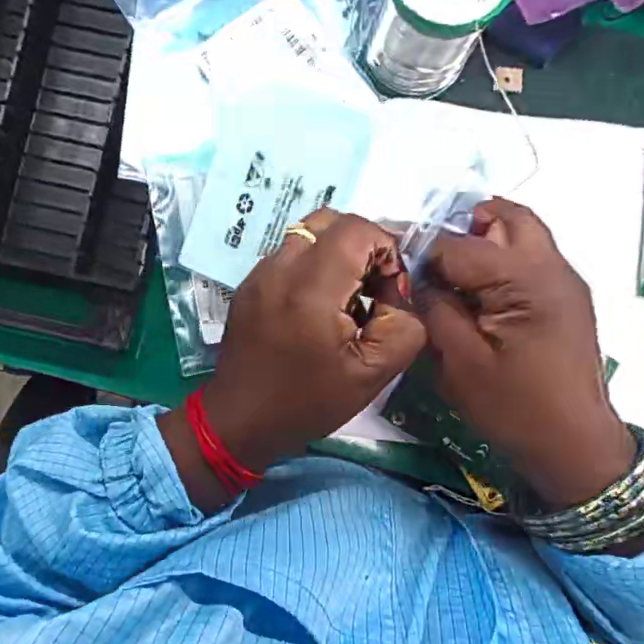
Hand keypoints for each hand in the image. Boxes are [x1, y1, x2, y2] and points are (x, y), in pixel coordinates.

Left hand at [161, 209, 426, 508]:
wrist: (239, 422)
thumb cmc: (307, 403)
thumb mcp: (373, 375)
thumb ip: (404, 325)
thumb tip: (397, 292)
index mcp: (311, 289)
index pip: (358, 229)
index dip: (386, 251)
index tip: (387, 293)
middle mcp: (278, 270)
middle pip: (330, 221)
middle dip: (361, 246)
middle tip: (369, 290)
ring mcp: (257, 276)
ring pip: (305, 236)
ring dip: (334, 256)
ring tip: (343, 302)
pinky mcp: (246, 288)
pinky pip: (286, 257)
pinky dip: (309, 269)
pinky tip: (314, 311)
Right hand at [417, 196, 633, 508]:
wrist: (572, 442)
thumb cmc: (512, 406)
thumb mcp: (460, 362)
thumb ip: (437, 311)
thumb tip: (420, 281)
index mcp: (526, 281)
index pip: (462, 245)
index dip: (426, 255)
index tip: (400, 274)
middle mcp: (553, 269)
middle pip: (509, 219)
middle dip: (466, 227)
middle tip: (431, 259)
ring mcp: (564, 284)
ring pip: (524, 236)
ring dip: (486, 242)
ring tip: (449, 276)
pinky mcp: (565, 302)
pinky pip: (531, 262)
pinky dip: (501, 263)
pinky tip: (476, 297)